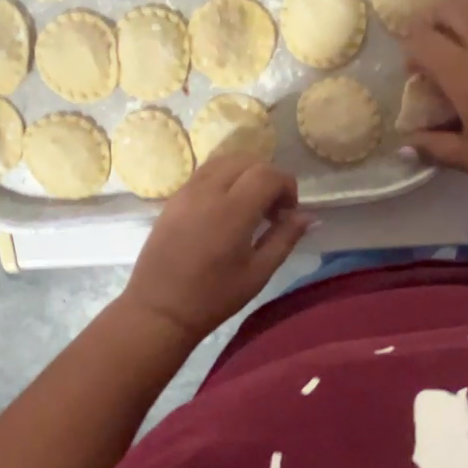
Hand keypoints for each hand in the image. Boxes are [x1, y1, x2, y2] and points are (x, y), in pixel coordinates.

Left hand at [119, 150, 314, 339]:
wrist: (160, 308)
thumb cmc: (214, 297)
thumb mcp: (258, 272)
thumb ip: (284, 238)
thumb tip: (308, 216)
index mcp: (233, 211)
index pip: (268, 174)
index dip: (286, 186)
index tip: (288, 213)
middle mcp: (208, 191)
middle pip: (247, 159)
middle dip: (268, 177)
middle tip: (272, 210)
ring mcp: (186, 191)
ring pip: (223, 160)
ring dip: (245, 174)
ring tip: (250, 207)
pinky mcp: (173, 198)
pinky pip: (205, 173)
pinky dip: (224, 179)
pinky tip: (226, 210)